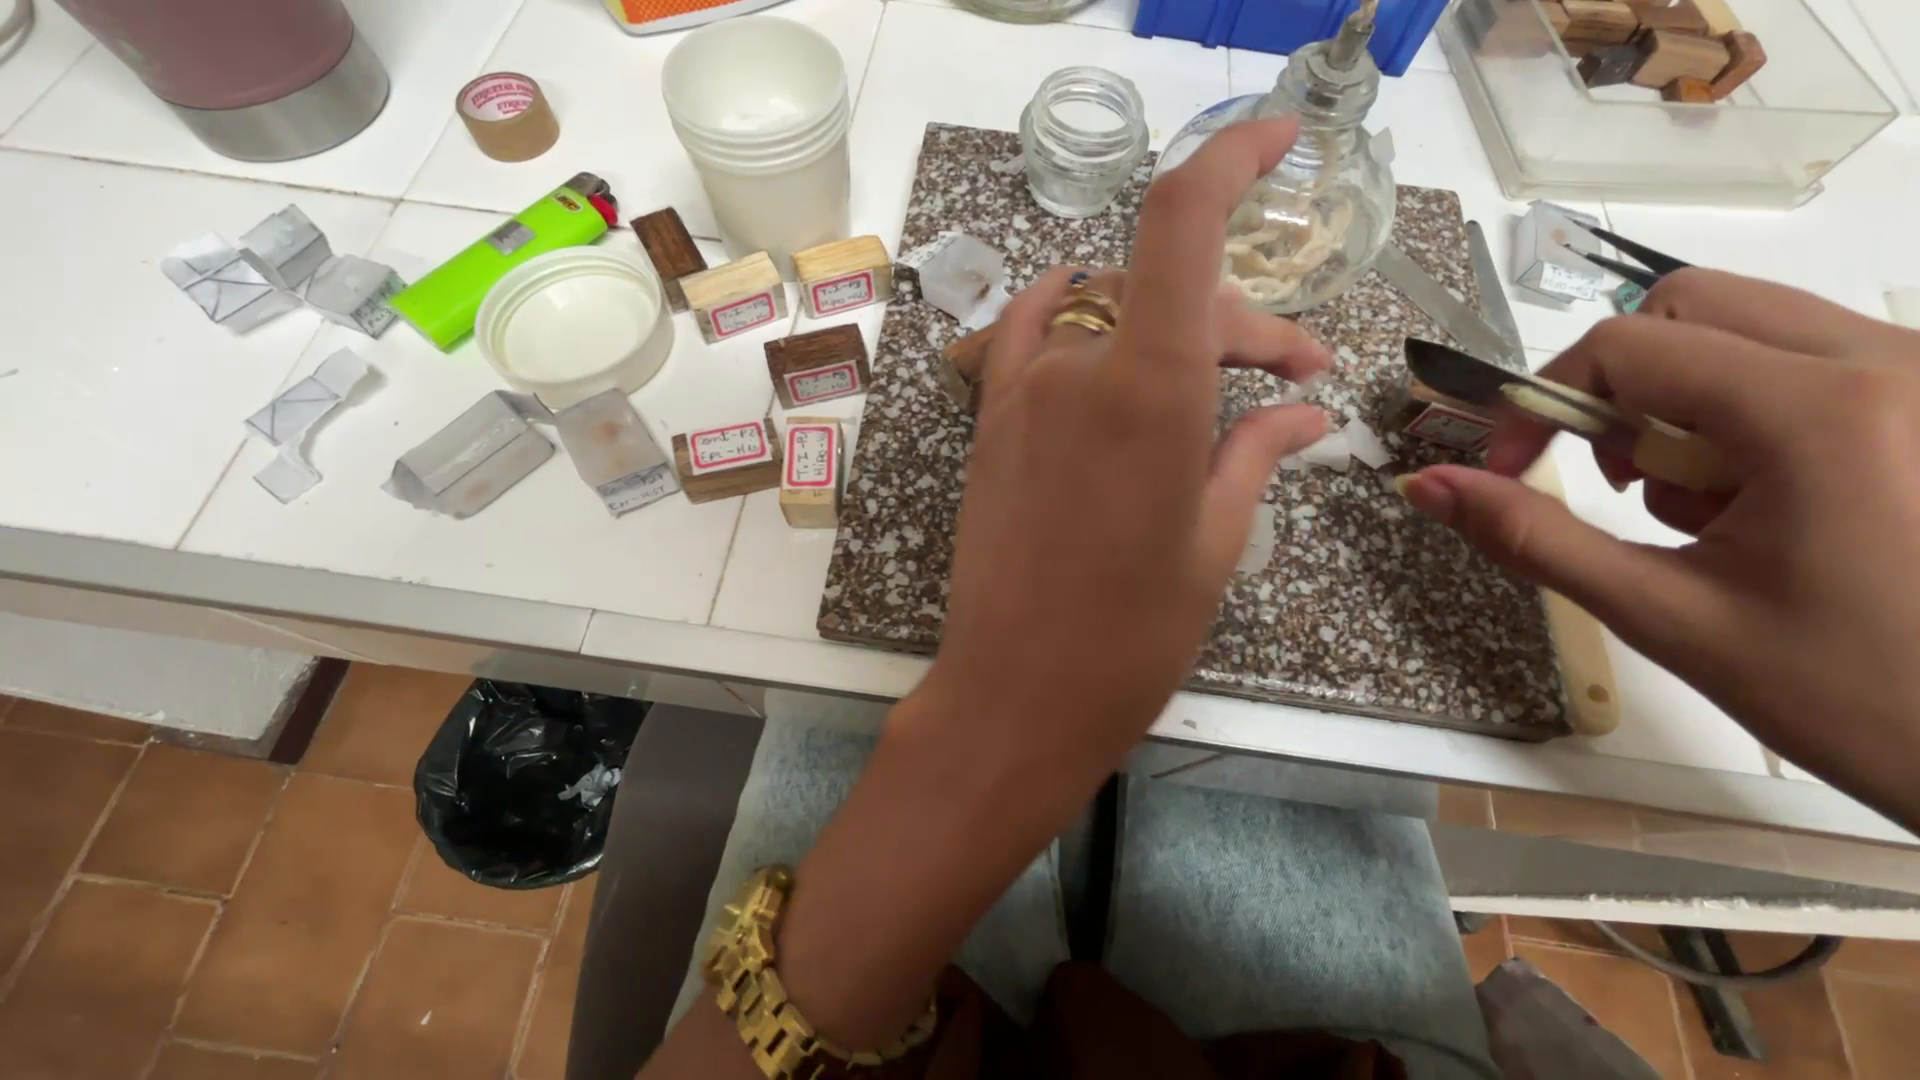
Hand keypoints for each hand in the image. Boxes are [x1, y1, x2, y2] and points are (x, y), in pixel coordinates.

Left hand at [905, 117, 1331, 781]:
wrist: (1013, 693)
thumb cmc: (1129, 638)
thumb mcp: (1214, 542)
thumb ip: (1255, 452)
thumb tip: (1302, 409)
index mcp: (1147, 392)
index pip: (1181, 223)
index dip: (1232, 158)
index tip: (1284, 141)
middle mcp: (1073, 368)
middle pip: (1165, 284)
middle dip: (1239, 321)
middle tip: (1291, 379)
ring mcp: (1018, 389)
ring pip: (1104, 306)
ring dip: (1165, 324)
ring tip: (1206, 378)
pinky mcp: (988, 419)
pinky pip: (1032, 330)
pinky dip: (1080, 320)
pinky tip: (1112, 350)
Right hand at [1398, 268, 1919, 827]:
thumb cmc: (1860, 698)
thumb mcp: (1667, 615)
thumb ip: (1530, 537)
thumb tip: (1421, 485)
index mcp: (1827, 413)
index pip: (1626, 346)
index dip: (1540, 402)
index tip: (1512, 470)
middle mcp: (1899, 362)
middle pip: (1690, 310)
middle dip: (1619, 390)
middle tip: (1618, 480)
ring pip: (1751, 332)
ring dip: (1684, 407)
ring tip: (1709, 512)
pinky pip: (1812, 364)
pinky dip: (1749, 417)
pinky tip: (1774, 506)